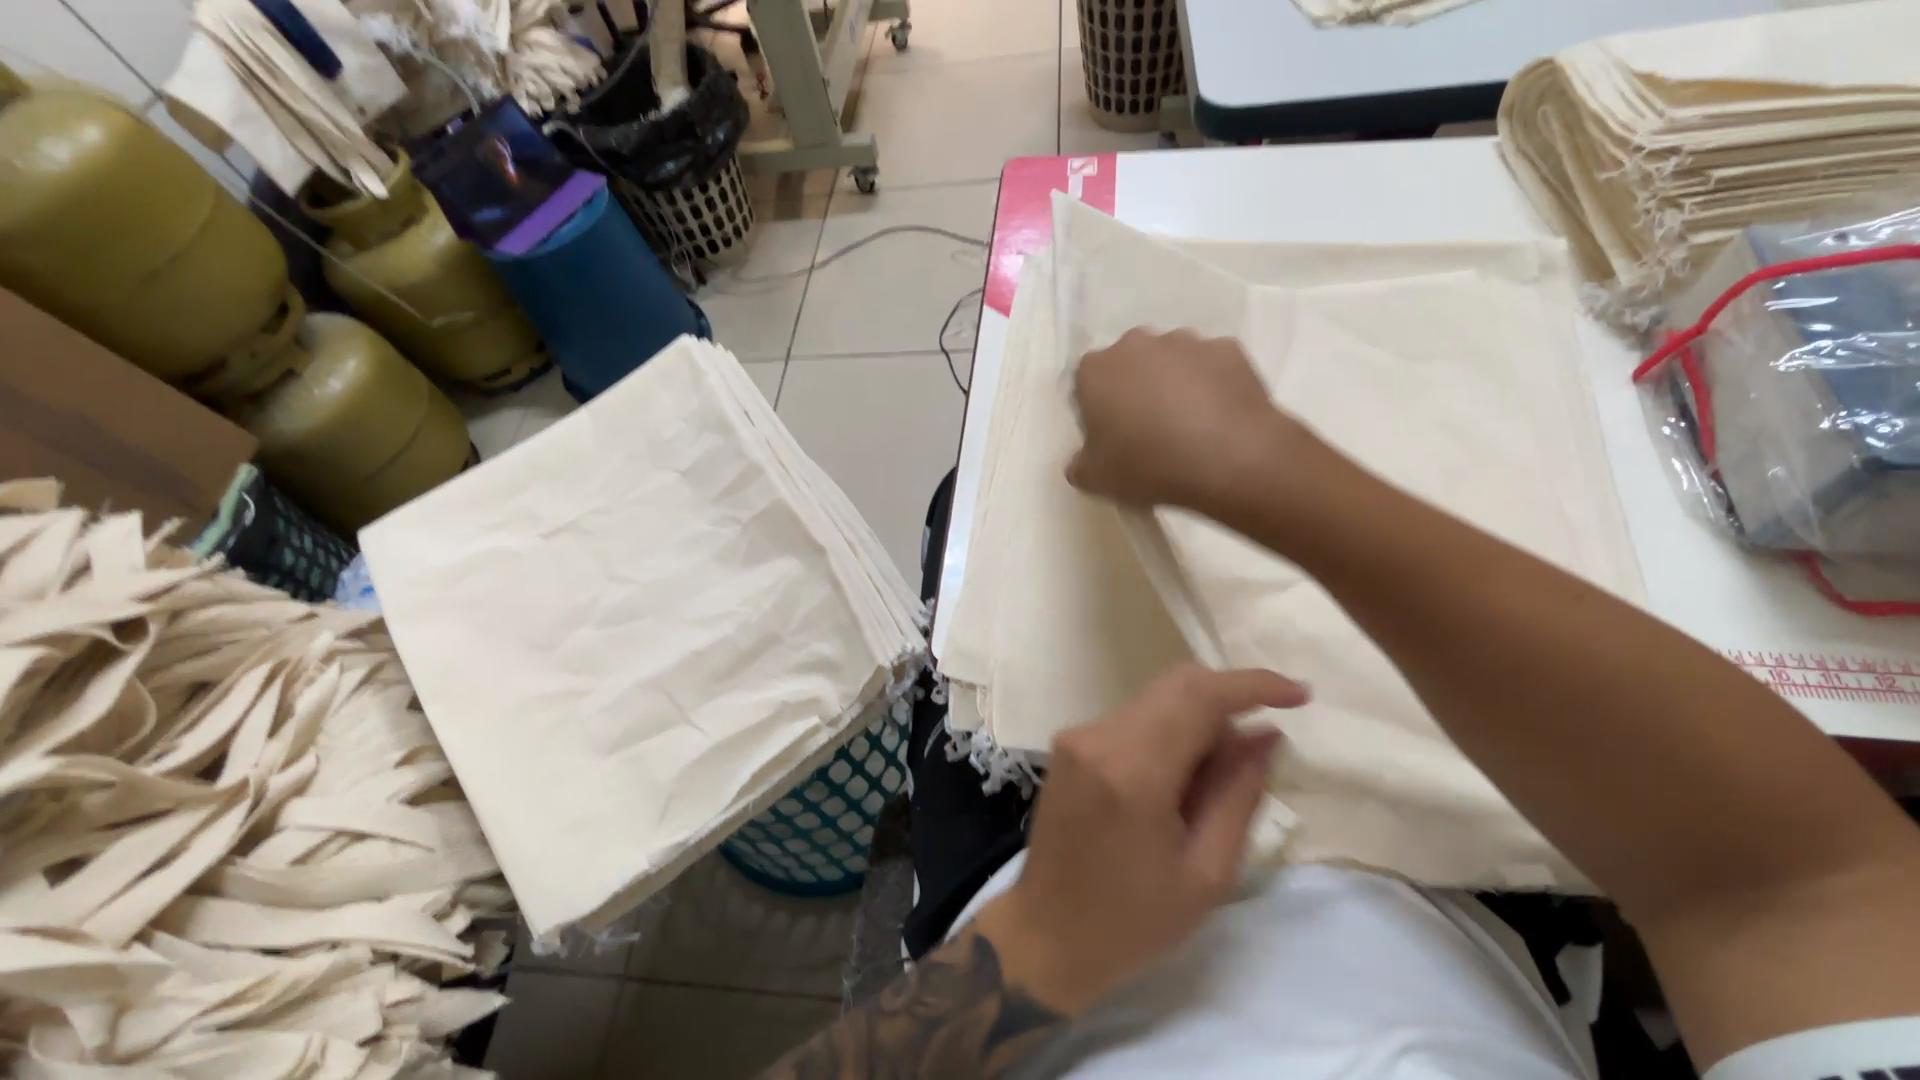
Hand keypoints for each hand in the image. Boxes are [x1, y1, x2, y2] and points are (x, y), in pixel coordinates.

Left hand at [973, 663, 1308, 1014]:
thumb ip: (1239, 793)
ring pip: (1157, 700)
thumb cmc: (1133, 920)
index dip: (1254, 685)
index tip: (1299, 695)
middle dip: (1228, 704)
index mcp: (1134, 770)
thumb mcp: (1208, 872)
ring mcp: (1077, 738)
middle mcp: (1099, 738)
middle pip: (1177, 685)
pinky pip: (1133, 719)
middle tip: (1255, 756)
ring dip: (1197, 725)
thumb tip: (1267, 734)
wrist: (1047, 935)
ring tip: (1209, 790)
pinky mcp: (1068, 746)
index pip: (1201, 695)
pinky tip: (1174, 789)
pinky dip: (1167, 736)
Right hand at [1068, 329, 1323, 517]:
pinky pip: (1212, 366)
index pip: (1086, 380)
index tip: (1109, 434)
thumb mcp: (1097, 480)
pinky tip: (1219, 417)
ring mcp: (1187, 342)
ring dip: (1174, 383)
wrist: (1230, 459)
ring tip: (1189, 424)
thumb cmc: (1149, 465)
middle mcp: (1138, 343)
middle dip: (1135, 387)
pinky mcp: (1228, 349)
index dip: (1096, 407)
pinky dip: (1212, 384)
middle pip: (1129, 362)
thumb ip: (1080, 465)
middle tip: (1148, 428)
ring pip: (1172, 360)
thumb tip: (1081, 461)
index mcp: (1097, 369)